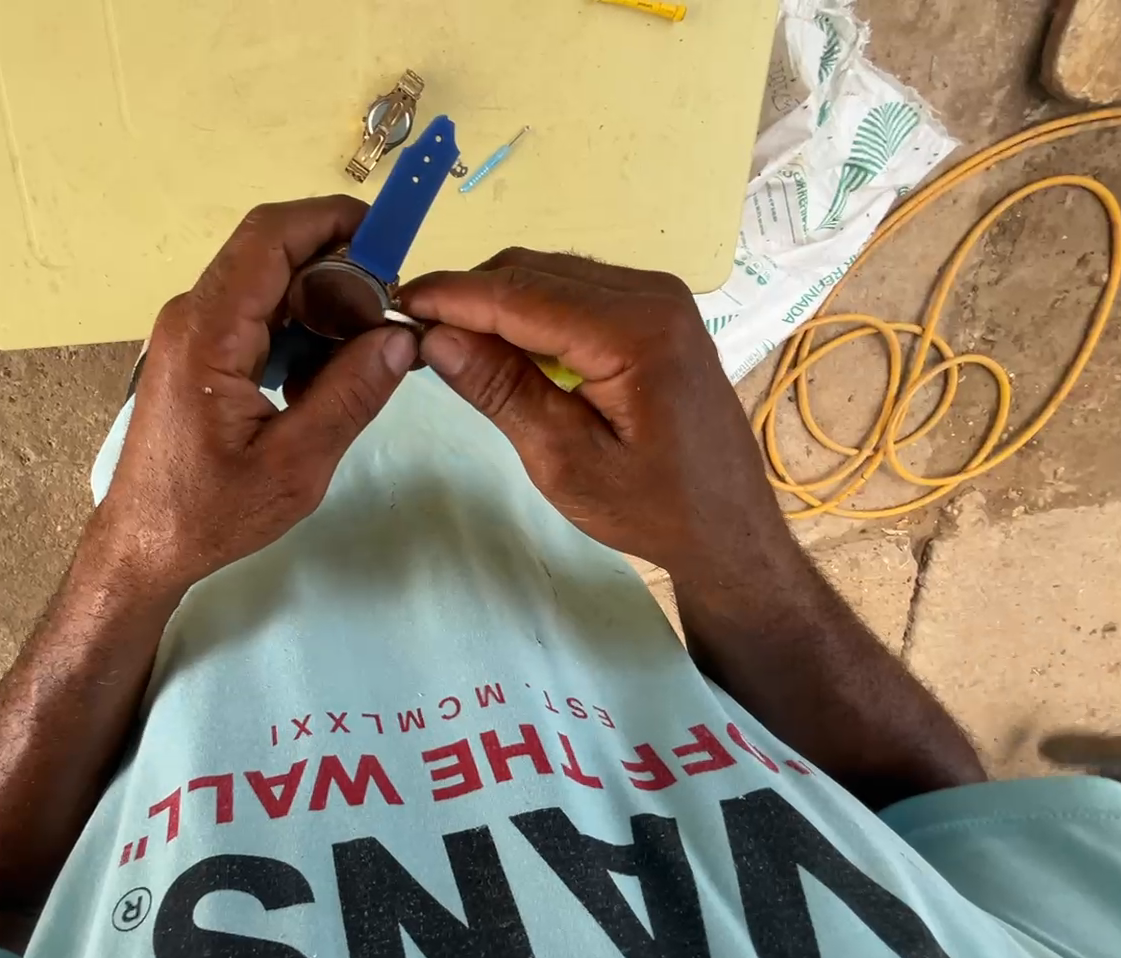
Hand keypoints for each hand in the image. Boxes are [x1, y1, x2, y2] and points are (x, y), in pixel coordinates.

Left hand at [100, 197, 418, 590]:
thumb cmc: (210, 513)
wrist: (144, 544)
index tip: (388, 237)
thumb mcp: (294, 464)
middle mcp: (193, 317)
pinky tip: (321, 377)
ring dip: (319, 305)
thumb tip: (401, 338)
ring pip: (266, 288)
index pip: (271, 237)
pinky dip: (296, 333)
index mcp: (209, 332)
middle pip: (271, 256)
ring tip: (363, 349)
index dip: (332, 220)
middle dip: (336, 269)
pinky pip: (255, 320)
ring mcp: (191, 335)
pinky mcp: (197, 356)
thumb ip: (350, 396)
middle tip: (386, 313)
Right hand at [400, 250, 794, 585]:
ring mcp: (656, 298)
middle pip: (532, 271)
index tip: (395, 305)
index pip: (518, 295)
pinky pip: (572, 292)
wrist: (725, 524)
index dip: (451, 297)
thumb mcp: (564, 460)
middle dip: (467, 296)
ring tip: (448, 342)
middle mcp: (650, 294)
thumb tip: (436, 338)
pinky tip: (501, 346)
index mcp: (634, 331)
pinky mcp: (653, 313)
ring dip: (493, 302)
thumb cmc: (650, 506)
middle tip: (415, 333)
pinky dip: (525, 311)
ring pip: (549, 275)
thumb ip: (502, 391)